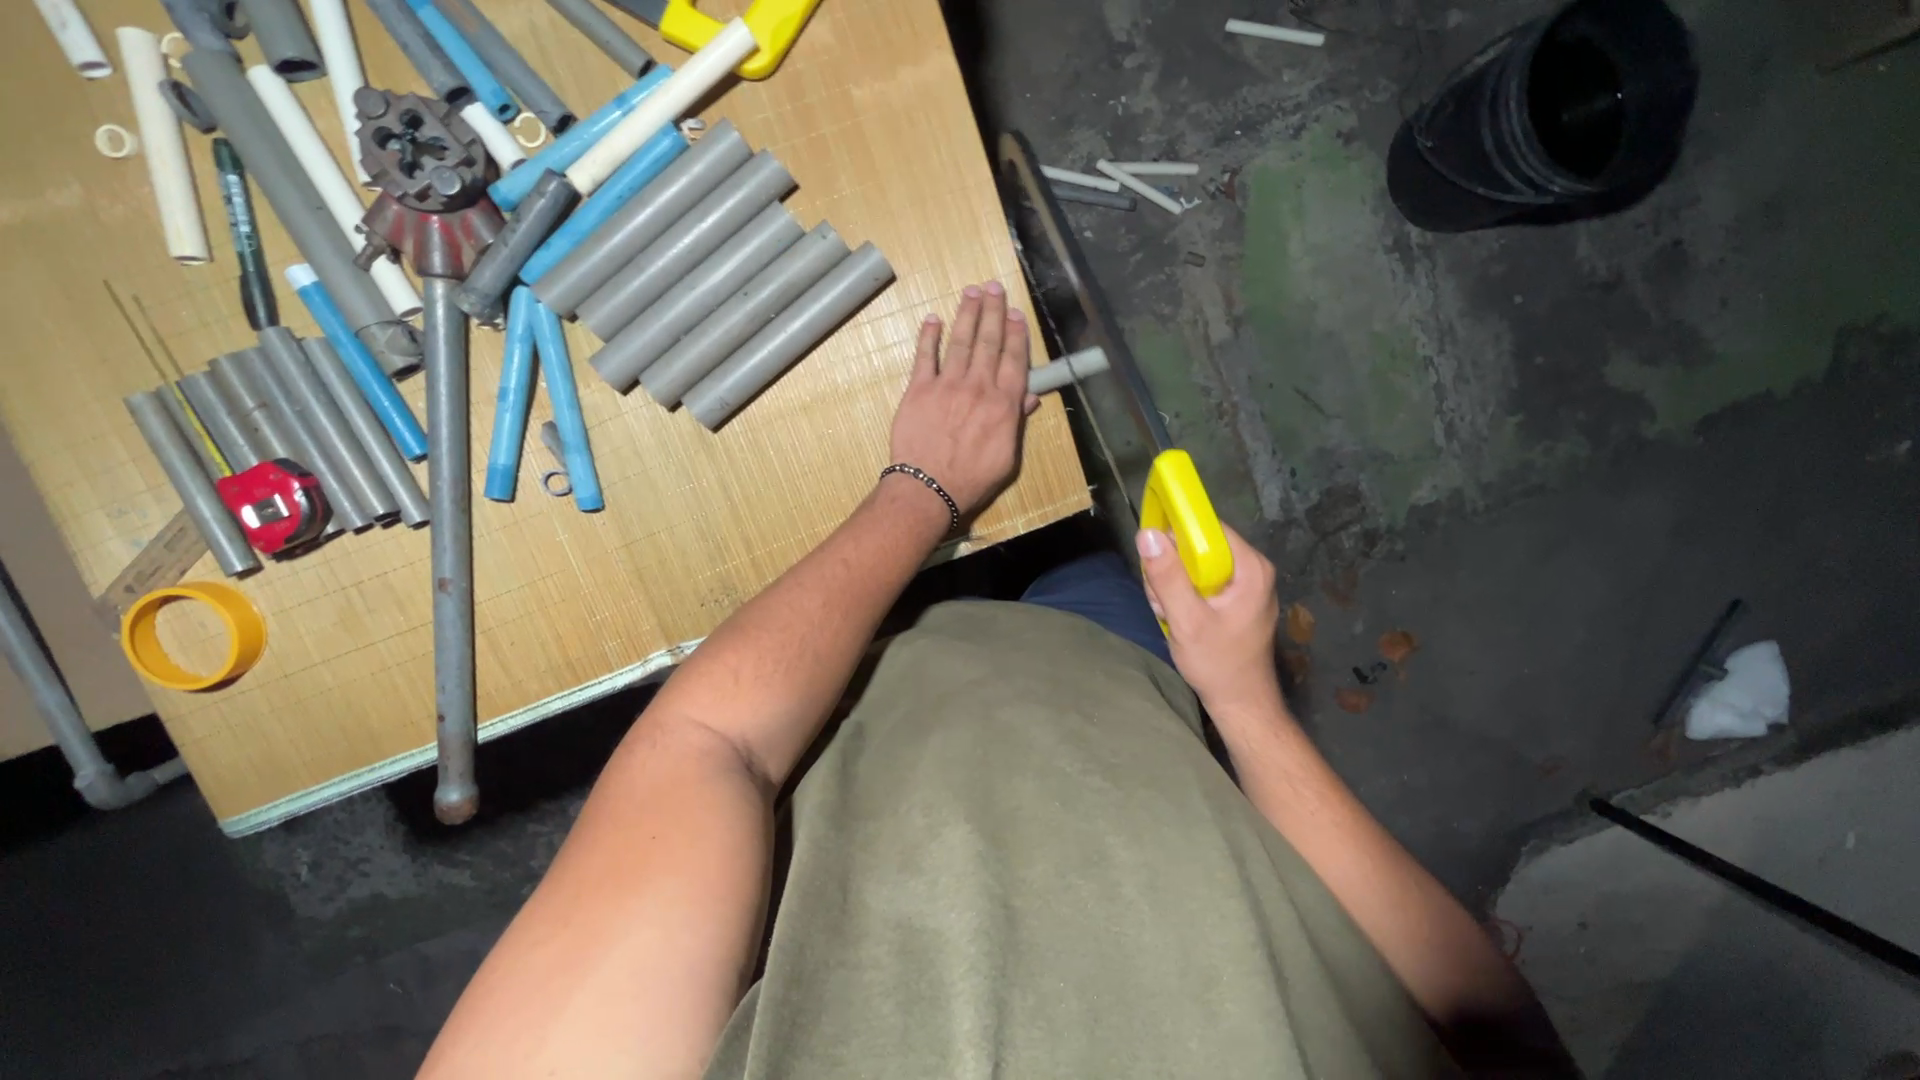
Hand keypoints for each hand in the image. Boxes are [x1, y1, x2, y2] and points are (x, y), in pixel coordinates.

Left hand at [887, 282, 1040, 517]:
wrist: (928, 489)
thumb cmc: (972, 481)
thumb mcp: (1007, 458)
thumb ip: (1016, 422)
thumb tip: (1029, 397)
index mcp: (1004, 404)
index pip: (1014, 360)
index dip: (1016, 333)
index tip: (1016, 313)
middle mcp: (978, 387)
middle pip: (988, 342)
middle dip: (993, 311)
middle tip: (994, 287)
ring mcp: (947, 385)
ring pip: (960, 341)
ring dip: (966, 314)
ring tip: (971, 292)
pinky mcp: (919, 389)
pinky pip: (925, 356)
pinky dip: (929, 336)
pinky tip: (933, 319)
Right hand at [1138, 524, 1283, 715]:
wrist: (1241, 703)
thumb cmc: (1217, 663)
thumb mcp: (1186, 620)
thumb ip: (1168, 577)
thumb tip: (1148, 534)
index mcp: (1250, 568)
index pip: (1209, 529)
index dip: (1178, 537)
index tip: (1156, 560)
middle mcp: (1253, 569)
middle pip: (1200, 547)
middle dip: (1173, 570)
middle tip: (1164, 601)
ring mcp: (1246, 585)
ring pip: (1197, 566)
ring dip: (1174, 587)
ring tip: (1170, 615)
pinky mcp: (1237, 600)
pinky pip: (1203, 582)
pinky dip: (1184, 597)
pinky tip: (1178, 620)